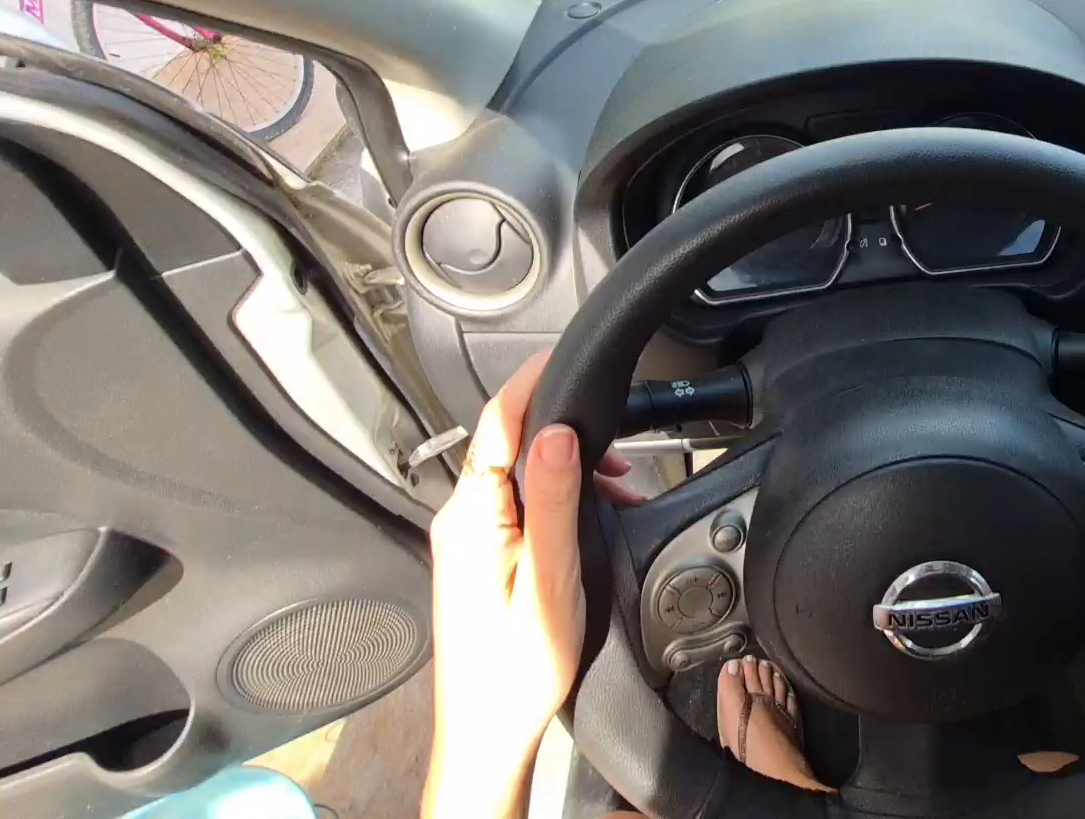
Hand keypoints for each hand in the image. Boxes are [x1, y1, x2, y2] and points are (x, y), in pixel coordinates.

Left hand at [422, 351, 635, 818]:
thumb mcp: (547, 579)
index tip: (562, 353)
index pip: (497, 424)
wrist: (489, 730)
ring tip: (621, 485)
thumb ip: (552, 501)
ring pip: (524, 471)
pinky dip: (565, 492)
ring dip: (574, 465)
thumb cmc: (518, 665)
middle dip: (568, 426)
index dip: (531, 381)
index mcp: (474, 517)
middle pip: (513, 442)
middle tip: (619, 444)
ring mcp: (471, 535)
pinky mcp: (484, 551)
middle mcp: (463, 518)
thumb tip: (558, 432)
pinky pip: (525, 499)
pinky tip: (598, 511)